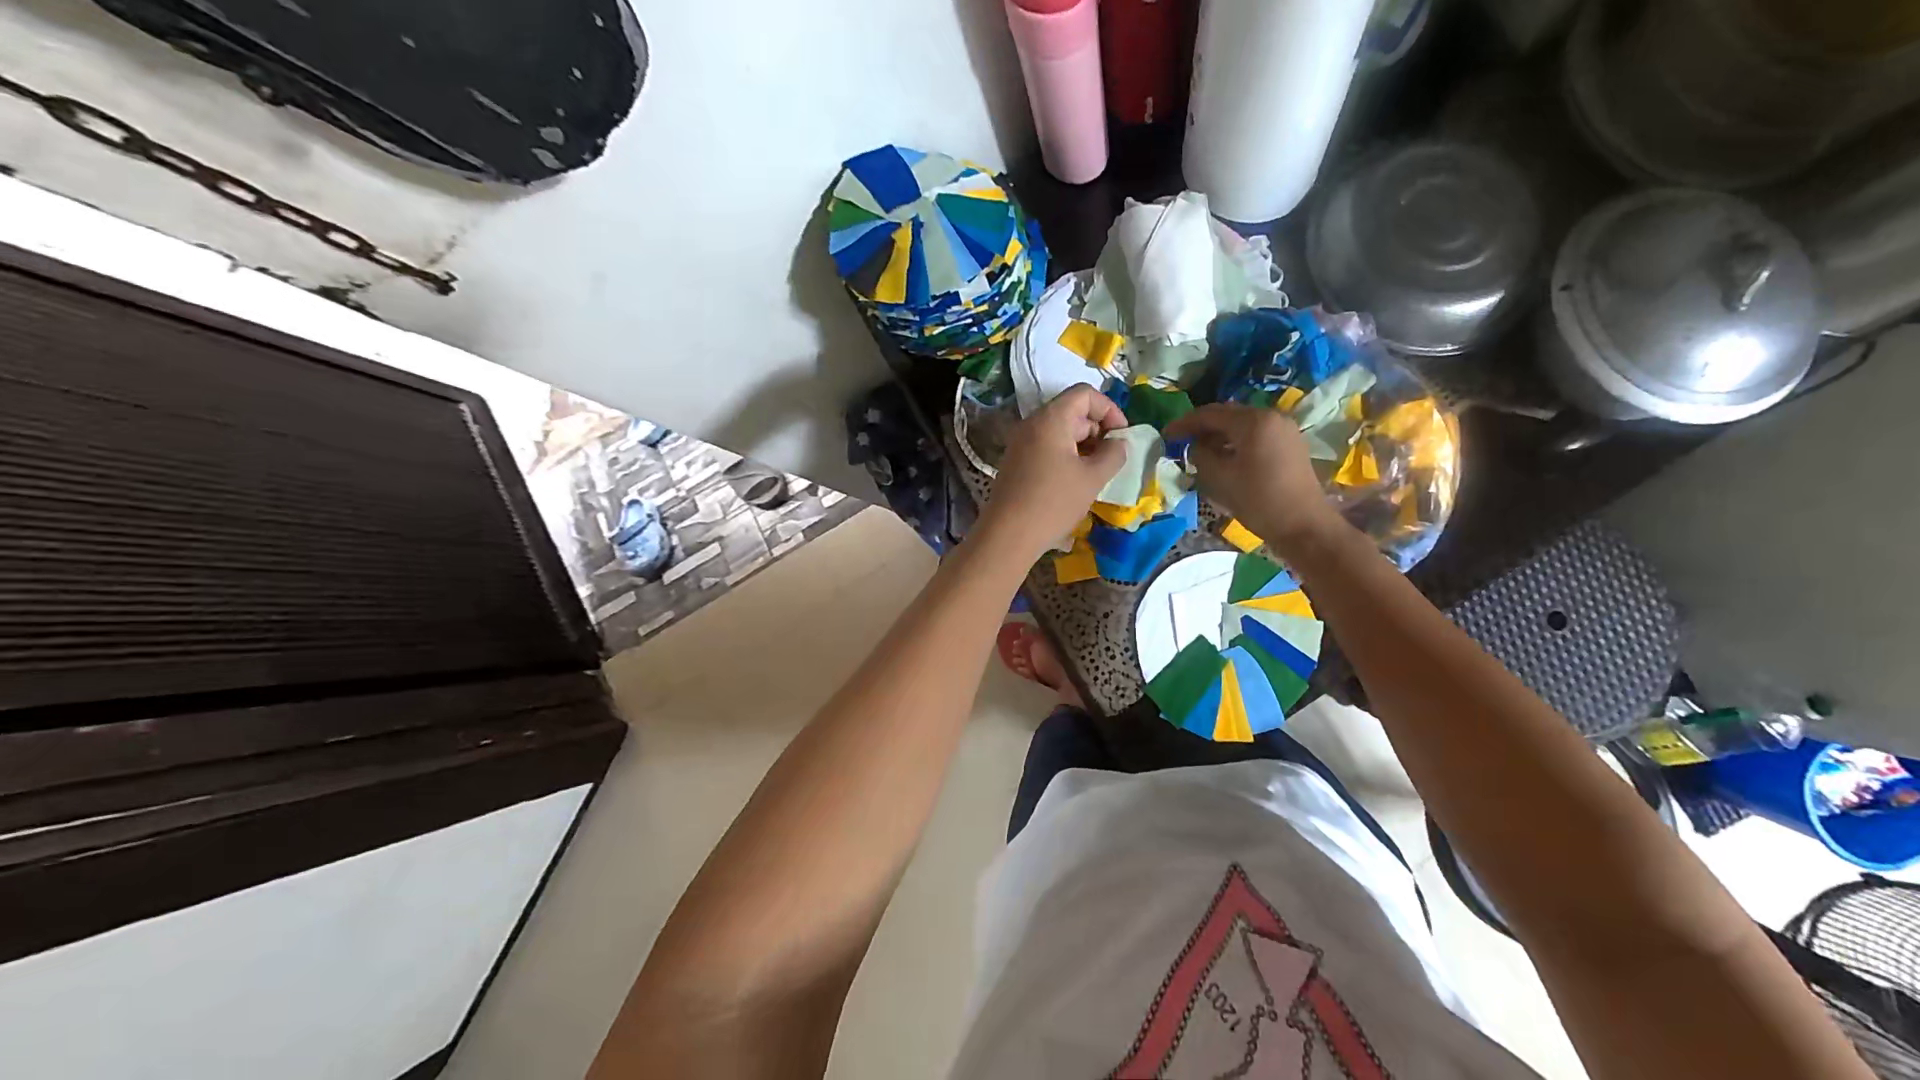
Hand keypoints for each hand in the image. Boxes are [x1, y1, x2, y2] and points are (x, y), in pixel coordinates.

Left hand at [977, 385, 1126, 559]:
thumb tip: (1118, 443)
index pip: (1084, 394)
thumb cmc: (1053, 503)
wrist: (1008, 535)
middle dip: (1098, 429)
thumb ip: (1113, 454)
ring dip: (1084, 444)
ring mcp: (1021, 443)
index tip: (1122, 435)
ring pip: (1060, 431)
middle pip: (1072, 411)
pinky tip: (1076, 480)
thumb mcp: (1092, 478)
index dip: (1109, 409)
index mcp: (1050, 419)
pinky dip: (1067, 455)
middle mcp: (1032, 424)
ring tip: (1098, 471)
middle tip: (1112, 457)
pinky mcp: (1017, 462)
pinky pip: (1047, 446)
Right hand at [1164, 404, 1346, 554]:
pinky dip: (1237, 440)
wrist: (1304, 525)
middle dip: (1202, 426)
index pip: (1210, 414)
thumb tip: (1195, 445)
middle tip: (1181, 440)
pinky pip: (1257, 433)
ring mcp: (1285, 429)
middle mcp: (1271, 417)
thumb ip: (1201, 455)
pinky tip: (1225, 456)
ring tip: (1200, 450)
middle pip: (1228, 414)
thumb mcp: (1219, 478)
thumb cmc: (1258, 500)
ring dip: (1219, 433)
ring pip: (1243, 424)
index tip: (1166, 434)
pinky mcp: (1291, 444)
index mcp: (1253, 422)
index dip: (1185, 423)